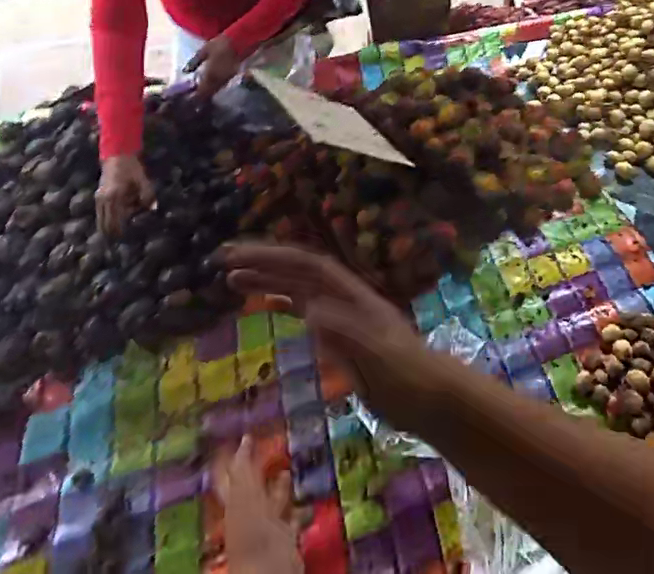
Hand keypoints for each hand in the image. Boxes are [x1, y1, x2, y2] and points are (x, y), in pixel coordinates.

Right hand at [96, 154, 153, 233]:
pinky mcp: (98, 196)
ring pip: (103, 219)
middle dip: (115, 231)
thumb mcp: (143, 180)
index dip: (120, 233)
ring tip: (129, 217)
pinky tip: (125, 209)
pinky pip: (103, 212)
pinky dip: (112, 215)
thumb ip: (148, 195)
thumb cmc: (132, 167)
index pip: (114, 223)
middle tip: (126, 236)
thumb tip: (153, 209)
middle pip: (105, 225)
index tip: (128, 239)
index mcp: (114, 198)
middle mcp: (103, 201)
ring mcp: (99, 199)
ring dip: (114, 222)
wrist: (117, 154)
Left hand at [184, 36, 242, 98]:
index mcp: (209, 75)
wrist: (239, 42)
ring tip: (202, 91)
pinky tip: (211, 83)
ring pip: (215, 90)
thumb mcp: (204, 51)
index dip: (195, 97)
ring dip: (209, 92)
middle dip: (202, 96)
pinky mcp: (232, 76)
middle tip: (194, 96)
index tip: (189, 97)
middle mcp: (218, 81)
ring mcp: (226, 79)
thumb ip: (194, 62)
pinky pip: (221, 85)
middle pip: (209, 93)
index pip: (201, 91)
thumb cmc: (219, 45)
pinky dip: (215, 86)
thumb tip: (185, 71)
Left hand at [212, 437, 302, 573]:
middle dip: (265, 468)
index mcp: (236, 501)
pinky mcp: (287, 538)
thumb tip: (244, 438)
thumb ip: (244, 469)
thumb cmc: (253, 530)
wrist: (270, 570)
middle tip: (278, 445)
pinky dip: (302, 507)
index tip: (252, 434)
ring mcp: (269, 527)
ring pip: (276, 501)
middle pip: (256, 486)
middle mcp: (250, 513)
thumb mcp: (245, 494)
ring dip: (284, 486)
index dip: (242, 456)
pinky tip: (310, 495)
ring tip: (294, 466)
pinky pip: (294, 517)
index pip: (236, 473)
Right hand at [219, 243, 438, 429]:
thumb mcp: (378, 355)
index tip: (239, 256)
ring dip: (267, 281)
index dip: (274, 257)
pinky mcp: (338, 337)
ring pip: (297, 289)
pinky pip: (304, 311)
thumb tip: (309, 309)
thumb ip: (347, 332)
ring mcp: (341, 316)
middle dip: (263, 263)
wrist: (429, 398)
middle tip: (224, 262)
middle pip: (299, 271)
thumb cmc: (406, 377)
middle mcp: (343, 298)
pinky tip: (263, 306)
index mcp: (352, 295)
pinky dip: (281, 304)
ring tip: (232, 280)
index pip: (308, 266)